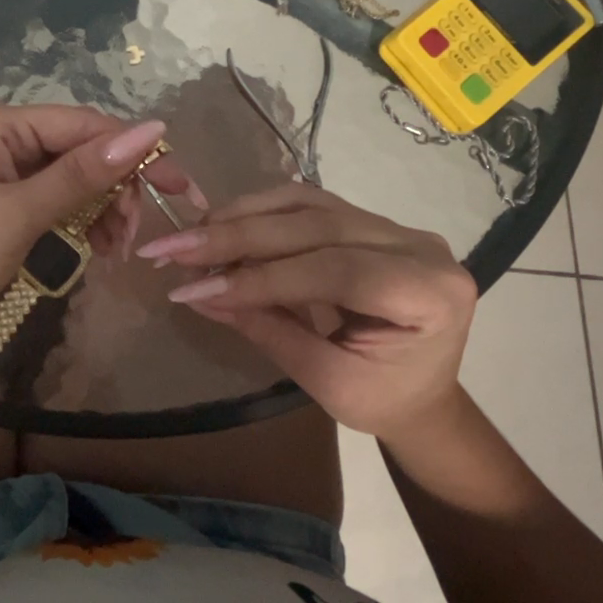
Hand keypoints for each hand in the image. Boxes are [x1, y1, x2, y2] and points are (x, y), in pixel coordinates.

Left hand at [0, 105, 198, 328]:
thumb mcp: (21, 212)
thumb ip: (84, 173)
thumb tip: (151, 130)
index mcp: (2, 124)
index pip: (85, 124)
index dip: (134, 150)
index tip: (178, 186)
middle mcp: (8, 137)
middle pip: (85, 149)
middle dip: (118, 188)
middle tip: (138, 232)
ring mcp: (10, 170)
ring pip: (80, 178)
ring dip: (106, 209)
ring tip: (118, 249)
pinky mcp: (13, 202)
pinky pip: (63, 200)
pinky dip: (86, 222)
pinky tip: (101, 249)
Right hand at [138, 183, 475, 440]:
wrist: (419, 396)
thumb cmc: (381, 399)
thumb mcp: (327, 380)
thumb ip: (267, 329)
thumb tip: (196, 293)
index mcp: (430, 294)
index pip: (334, 270)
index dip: (259, 276)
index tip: (192, 288)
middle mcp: (418, 246)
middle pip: (315, 226)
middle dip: (236, 237)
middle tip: (173, 249)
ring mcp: (392, 226)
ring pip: (304, 204)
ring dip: (240, 216)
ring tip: (189, 236)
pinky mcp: (364, 219)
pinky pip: (304, 203)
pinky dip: (255, 211)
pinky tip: (219, 224)